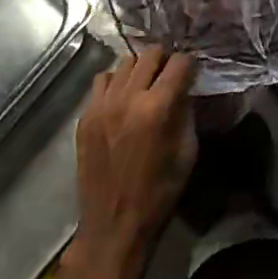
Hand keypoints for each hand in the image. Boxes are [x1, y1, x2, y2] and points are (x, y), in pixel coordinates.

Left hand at [37, 47, 195, 278]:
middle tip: (169, 72)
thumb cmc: (158, 193)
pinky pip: (102, 81)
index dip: (188, 63)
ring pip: (124, 63)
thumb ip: (186, 114)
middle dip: (164, 59)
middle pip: (149, 55)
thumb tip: (185, 89)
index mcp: (157, 108)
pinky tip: (121, 98)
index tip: (192, 69)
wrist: (114, 223)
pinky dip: (115, 82)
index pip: (177, 64)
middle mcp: (128, 97)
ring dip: (139, 69)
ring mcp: (102, 103)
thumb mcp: (186, 154)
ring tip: (145, 83)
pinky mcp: (86, 113)